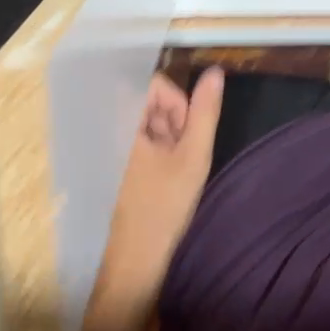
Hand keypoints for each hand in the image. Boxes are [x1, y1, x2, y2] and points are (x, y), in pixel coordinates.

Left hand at [95, 69, 224, 309]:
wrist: (135, 258)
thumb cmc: (165, 205)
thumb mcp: (195, 155)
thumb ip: (205, 111)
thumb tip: (216, 72)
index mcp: (127, 121)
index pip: (156, 83)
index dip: (179, 101)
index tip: (187, 132)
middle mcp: (114, 128)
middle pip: (152, 101)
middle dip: (175, 120)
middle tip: (184, 154)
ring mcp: (113, 147)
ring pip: (149, 122)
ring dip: (169, 137)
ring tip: (176, 169)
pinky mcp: (117, 164)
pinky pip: (141, 140)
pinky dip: (159, 150)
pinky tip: (166, 177)